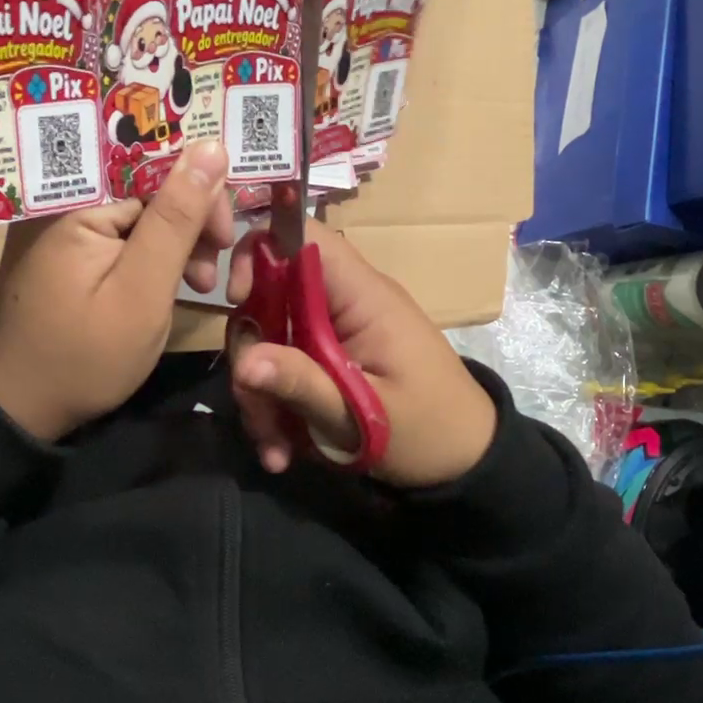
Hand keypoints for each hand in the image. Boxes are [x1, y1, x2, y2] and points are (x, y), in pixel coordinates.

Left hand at [0, 140, 235, 440]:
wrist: (19, 408)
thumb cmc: (85, 356)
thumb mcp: (142, 290)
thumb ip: (176, 219)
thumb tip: (211, 145)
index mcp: (77, 200)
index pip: (157, 167)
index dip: (202, 196)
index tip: (224, 243)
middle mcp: (62, 200)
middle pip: (147, 190)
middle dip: (190, 227)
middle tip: (209, 278)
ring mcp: (59, 227)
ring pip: (138, 216)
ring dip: (174, 246)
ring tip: (195, 288)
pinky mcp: (62, 252)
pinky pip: (117, 237)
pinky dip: (147, 260)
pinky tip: (163, 287)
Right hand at [226, 219, 495, 487]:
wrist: (465, 463)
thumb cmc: (427, 432)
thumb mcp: (360, 415)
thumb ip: (302, 384)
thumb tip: (243, 363)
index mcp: (362, 298)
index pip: (304, 238)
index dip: (260, 253)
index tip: (238, 300)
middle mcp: (342, 305)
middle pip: (270, 300)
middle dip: (252, 357)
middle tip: (258, 412)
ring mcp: (332, 334)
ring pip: (269, 342)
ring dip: (261, 395)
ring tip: (275, 449)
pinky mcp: (327, 360)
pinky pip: (284, 369)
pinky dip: (276, 408)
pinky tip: (282, 450)